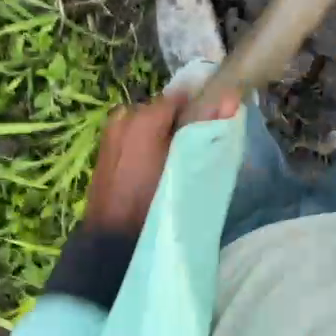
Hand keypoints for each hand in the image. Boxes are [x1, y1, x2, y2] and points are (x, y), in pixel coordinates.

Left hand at [82, 92, 237, 236]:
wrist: (114, 238)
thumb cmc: (155, 198)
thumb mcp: (187, 162)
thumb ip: (206, 125)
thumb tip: (230, 97)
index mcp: (146, 115)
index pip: (182, 96)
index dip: (199, 109)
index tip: (210, 128)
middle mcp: (125, 115)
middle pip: (163, 109)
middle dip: (178, 123)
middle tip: (193, 150)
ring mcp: (111, 132)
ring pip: (147, 124)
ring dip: (160, 135)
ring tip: (173, 162)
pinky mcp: (104, 149)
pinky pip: (132, 137)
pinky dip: (144, 146)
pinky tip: (152, 169)